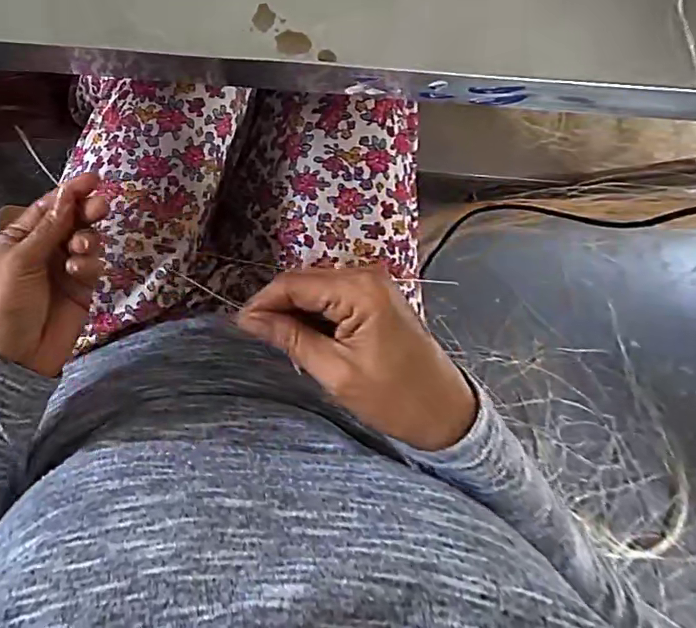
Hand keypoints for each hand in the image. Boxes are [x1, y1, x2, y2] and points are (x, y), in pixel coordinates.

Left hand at [0, 173, 107, 375]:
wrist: (13, 358)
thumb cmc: (4, 302)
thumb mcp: (20, 260)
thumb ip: (48, 228)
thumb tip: (67, 194)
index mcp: (20, 236)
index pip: (48, 207)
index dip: (69, 192)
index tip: (93, 179)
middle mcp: (42, 249)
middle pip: (71, 220)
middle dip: (86, 211)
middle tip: (99, 207)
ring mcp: (62, 269)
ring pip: (85, 240)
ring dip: (87, 238)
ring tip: (79, 248)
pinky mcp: (80, 290)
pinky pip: (92, 266)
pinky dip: (89, 263)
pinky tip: (78, 271)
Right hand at [235, 267, 474, 450]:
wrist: (453, 419)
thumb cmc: (397, 399)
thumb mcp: (335, 372)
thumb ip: (289, 338)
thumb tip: (247, 319)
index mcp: (359, 290)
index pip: (292, 284)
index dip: (262, 302)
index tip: (241, 324)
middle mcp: (365, 276)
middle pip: (301, 281)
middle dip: (276, 305)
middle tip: (258, 333)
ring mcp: (372, 284)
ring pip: (312, 287)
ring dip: (293, 309)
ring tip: (280, 337)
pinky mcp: (375, 295)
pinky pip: (329, 294)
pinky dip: (312, 312)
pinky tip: (306, 334)